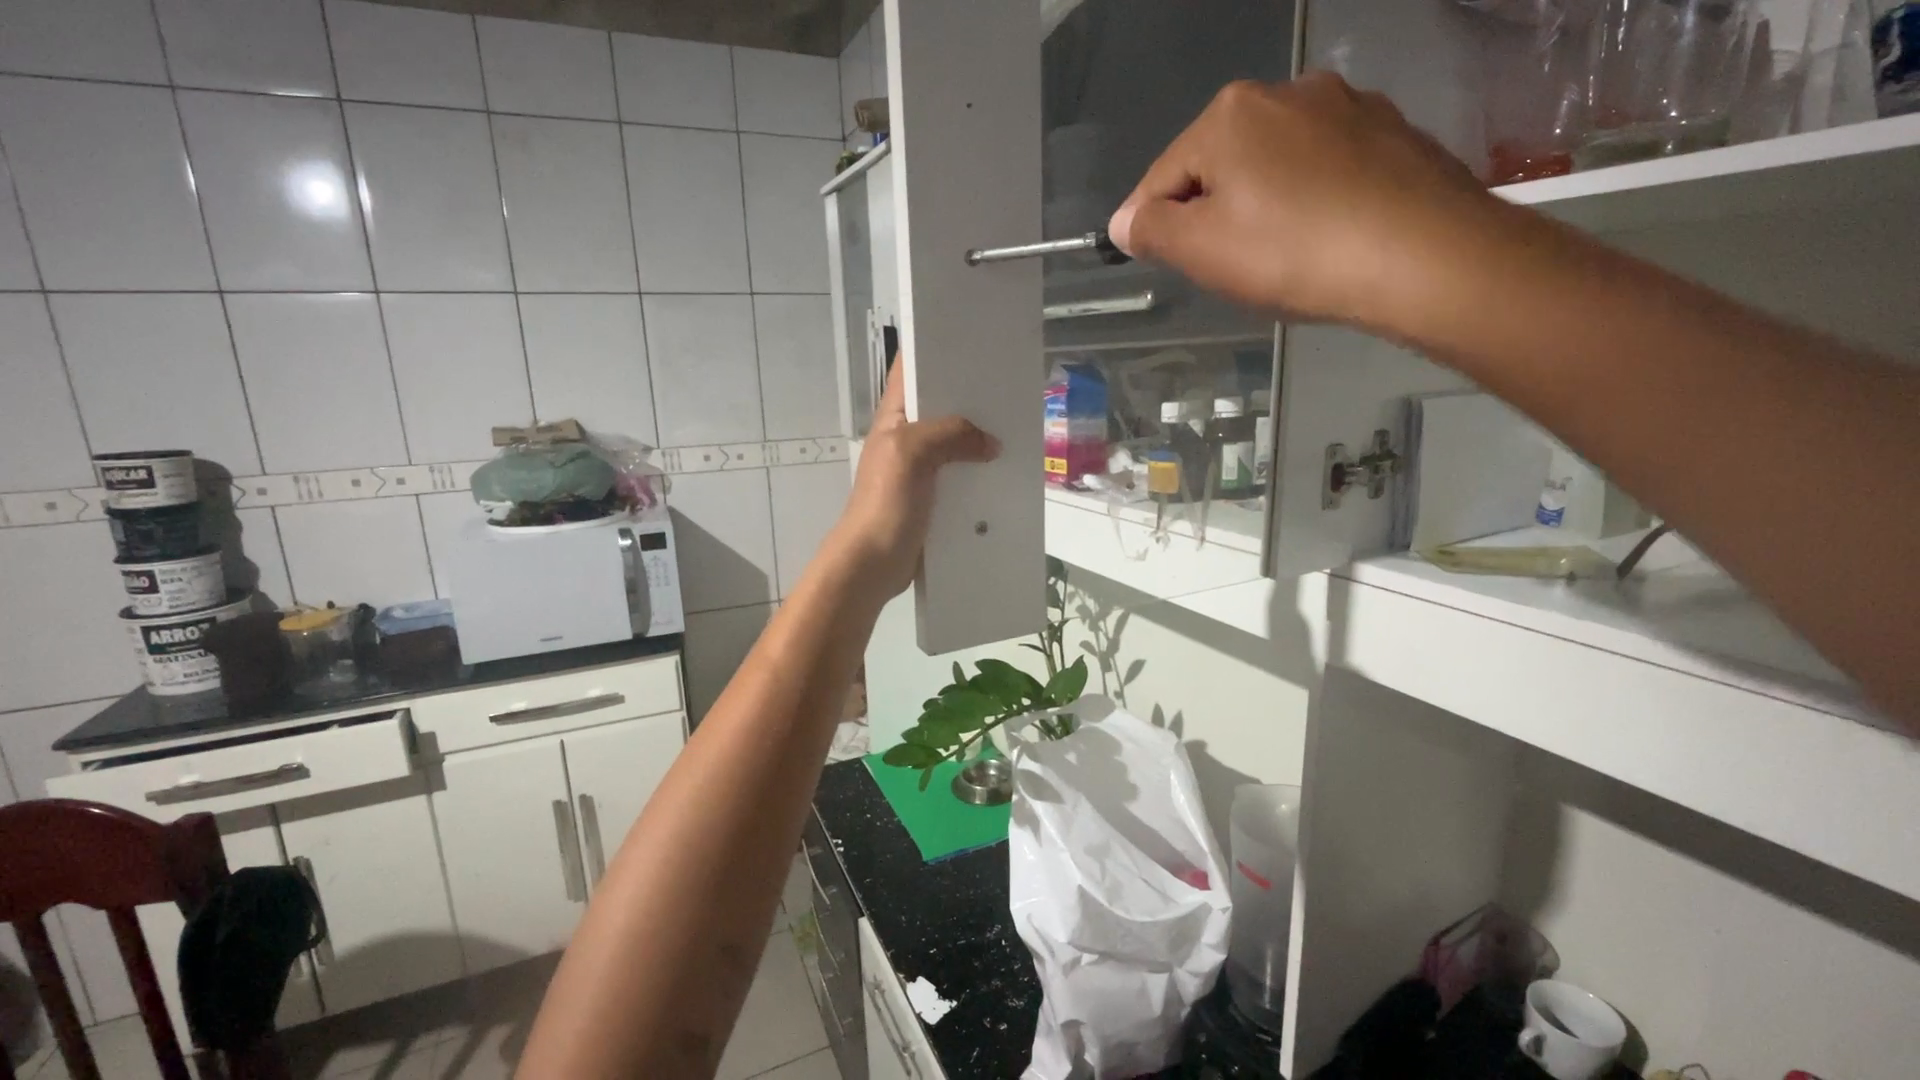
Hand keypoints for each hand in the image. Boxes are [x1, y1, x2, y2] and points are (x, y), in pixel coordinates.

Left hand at [822, 364, 999, 603]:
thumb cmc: (884, 503)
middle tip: (1010, 380)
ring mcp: (922, 468)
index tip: (972, 333)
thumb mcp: (912, 453)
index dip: (935, 347)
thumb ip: (950, 434)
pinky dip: (982, 469)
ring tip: (1019, 422)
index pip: (910, 369)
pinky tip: (1009, 467)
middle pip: (942, 404)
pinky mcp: (936, 496)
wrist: (873, 564)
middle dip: (972, 394)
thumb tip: (990, 442)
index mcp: (894, 417)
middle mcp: (908, 436)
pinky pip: (963, 473)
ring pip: (957, 441)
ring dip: (982, 435)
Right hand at [1107, 72, 1503, 332]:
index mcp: (1229, 114)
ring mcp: (1347, 105)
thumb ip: (1152, 230)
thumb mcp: (1202, 251)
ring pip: (1276, 163)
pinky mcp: (1392, 131)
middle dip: (1214, 211)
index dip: (1152, 225)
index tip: (1159, 262)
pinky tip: (1327, 235)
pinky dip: (1314, 197)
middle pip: (1221, 162)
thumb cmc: (1295, 253)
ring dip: (1264, 202)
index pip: (1163, 176)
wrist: (1426, 256)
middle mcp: (1286, 92)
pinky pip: (1327, 167)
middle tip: (1229, 266)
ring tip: (1282, 254)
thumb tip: (1125, 220)